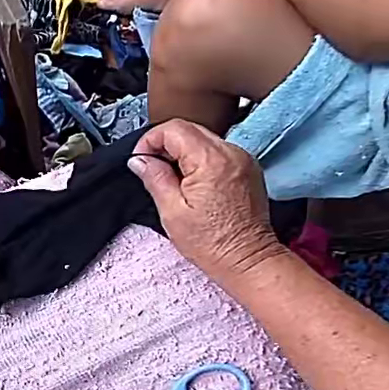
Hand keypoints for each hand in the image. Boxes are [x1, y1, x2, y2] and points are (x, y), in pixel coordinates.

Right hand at [128, 121, 286, 281]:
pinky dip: (203, 161)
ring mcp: (243, 159)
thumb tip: (140, 160)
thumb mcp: (172, 212)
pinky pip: (219, 152)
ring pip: (204, 139)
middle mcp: (231, 153)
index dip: (150, 140)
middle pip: (190, 129)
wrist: (247, 261)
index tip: (142, 159)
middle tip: (155, 169)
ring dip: (185, 153)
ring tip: (176, 182)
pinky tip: (196, 185)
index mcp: (210, 161)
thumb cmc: (213, 244)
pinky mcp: (249, 168)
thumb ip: (155, 178)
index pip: (173, 128)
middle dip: (166, 145)